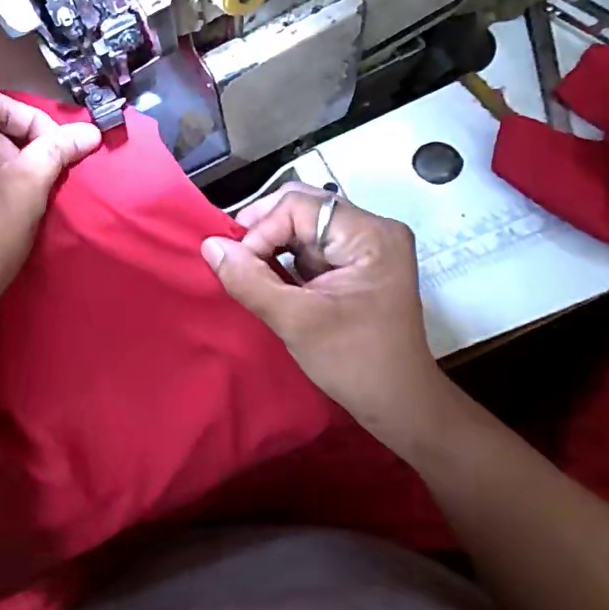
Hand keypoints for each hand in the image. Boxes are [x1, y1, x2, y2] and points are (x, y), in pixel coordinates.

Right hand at [201, 183, 453, 446]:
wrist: (399, 404)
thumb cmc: (355, 363)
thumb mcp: (297, 321)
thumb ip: (250, 280)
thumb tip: (209, 245)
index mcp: (371, 234)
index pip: (299, 205)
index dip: (261, 230)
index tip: (239, 266)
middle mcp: (372, 229)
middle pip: (301, 207)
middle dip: (263, 232)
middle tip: (237, 261)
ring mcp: (365, 245)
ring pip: (301, 224)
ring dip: (270, 245)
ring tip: (251, 273)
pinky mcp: (355, 263)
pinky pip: (309, 244)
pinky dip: (283, 257)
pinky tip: (270, 279)